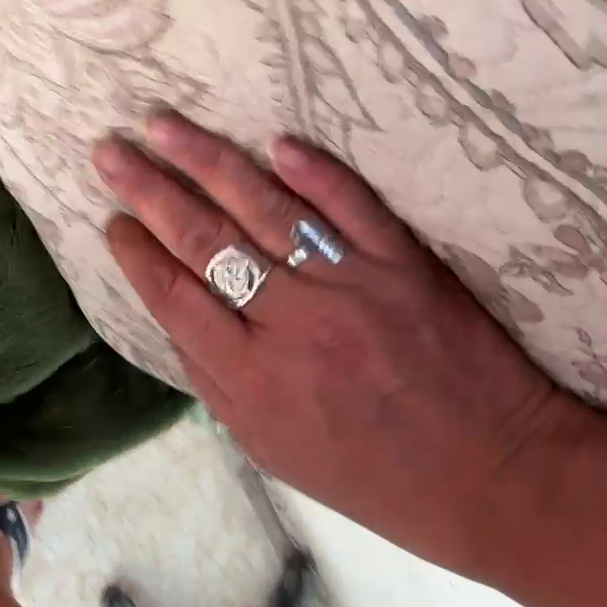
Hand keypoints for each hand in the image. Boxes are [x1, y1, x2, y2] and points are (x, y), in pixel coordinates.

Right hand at [92, 112, 592, 574]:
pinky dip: (315, 172)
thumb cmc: (369, 473)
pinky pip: (352, 206)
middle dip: (147, 190)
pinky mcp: (404, 265)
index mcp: (251, 378)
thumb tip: (169, 310)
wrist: (496, 481)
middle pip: (202, 241)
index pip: (173, 295)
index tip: (111, 218)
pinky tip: (276, 142)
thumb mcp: (269, 446)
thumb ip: (211, 379)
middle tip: (110, 151)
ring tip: (162, 126)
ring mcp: (350, 287)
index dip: (135, 251)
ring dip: (206, 162)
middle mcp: (291, 324)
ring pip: (263, 210)